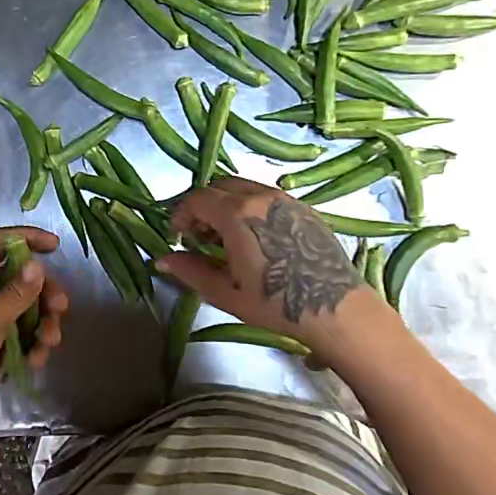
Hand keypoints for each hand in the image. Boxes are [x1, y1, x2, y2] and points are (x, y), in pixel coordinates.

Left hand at [0, 227, 68, 410]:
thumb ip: (15, 294)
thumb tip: (38, 265)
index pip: (0, 244)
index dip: (27, 238)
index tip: (55, 245)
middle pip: (25, 278)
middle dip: (46, 294)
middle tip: (61, 308)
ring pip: (32, 307)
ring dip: (45, 323)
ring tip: (49, 342)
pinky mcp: (3, 337)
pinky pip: (28, 330)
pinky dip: (36, 343)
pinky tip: (35, 359)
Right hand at [158, 177, 398, 357]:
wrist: (334, 308)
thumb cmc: (276, 303)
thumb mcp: (225, 292)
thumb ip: (190, 271)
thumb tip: (161, 261)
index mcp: (238, 214)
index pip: (198, 199)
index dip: (182, 214)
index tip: (178, 236)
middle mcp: (263, 197)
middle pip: (221, 186)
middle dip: (203, 207)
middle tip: (199, 236)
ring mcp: (288, 200)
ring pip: (246, 189)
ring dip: (227, 206)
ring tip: (226, 240)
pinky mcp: (306, 210)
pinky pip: (269, 198)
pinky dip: (251, 208)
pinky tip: (255, 239)